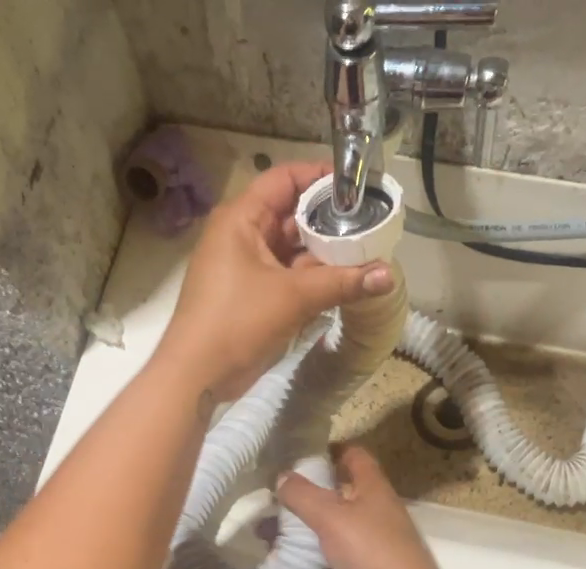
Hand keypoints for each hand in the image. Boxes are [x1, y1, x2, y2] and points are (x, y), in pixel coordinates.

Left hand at [156, 161, 393, 400]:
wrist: (196, 374)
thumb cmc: (236, 322)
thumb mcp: (293, 297)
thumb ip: (343, 282)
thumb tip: (389, 276)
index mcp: (241, 218)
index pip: (285, 178)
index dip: (321, 177)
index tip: (358, 187)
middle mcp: (241, 234)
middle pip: (292, 213)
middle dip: (330, 219)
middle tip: (371, 224)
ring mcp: (245, 266)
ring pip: (291, 248)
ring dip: (324, 252)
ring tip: (366, 252)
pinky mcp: (251, 294)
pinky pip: (286, 274)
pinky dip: (312, 277)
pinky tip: (344, 281)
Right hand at [277, 444, 452, 568]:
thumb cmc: (371, 550)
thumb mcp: (332, 516)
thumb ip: (303, 494)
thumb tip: (281, 475)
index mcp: (373, 487)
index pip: (353, 455)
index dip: (328, 449)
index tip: (296, 451)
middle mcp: (371, 508)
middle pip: (337, 489)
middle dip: (306, 488)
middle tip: (270, 488)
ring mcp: (365, 538)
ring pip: (329, 521)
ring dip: (302, 520)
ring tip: (264, 522)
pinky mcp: (357, 564)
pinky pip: (327, 549)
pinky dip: (306, 547)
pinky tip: (279, 551)